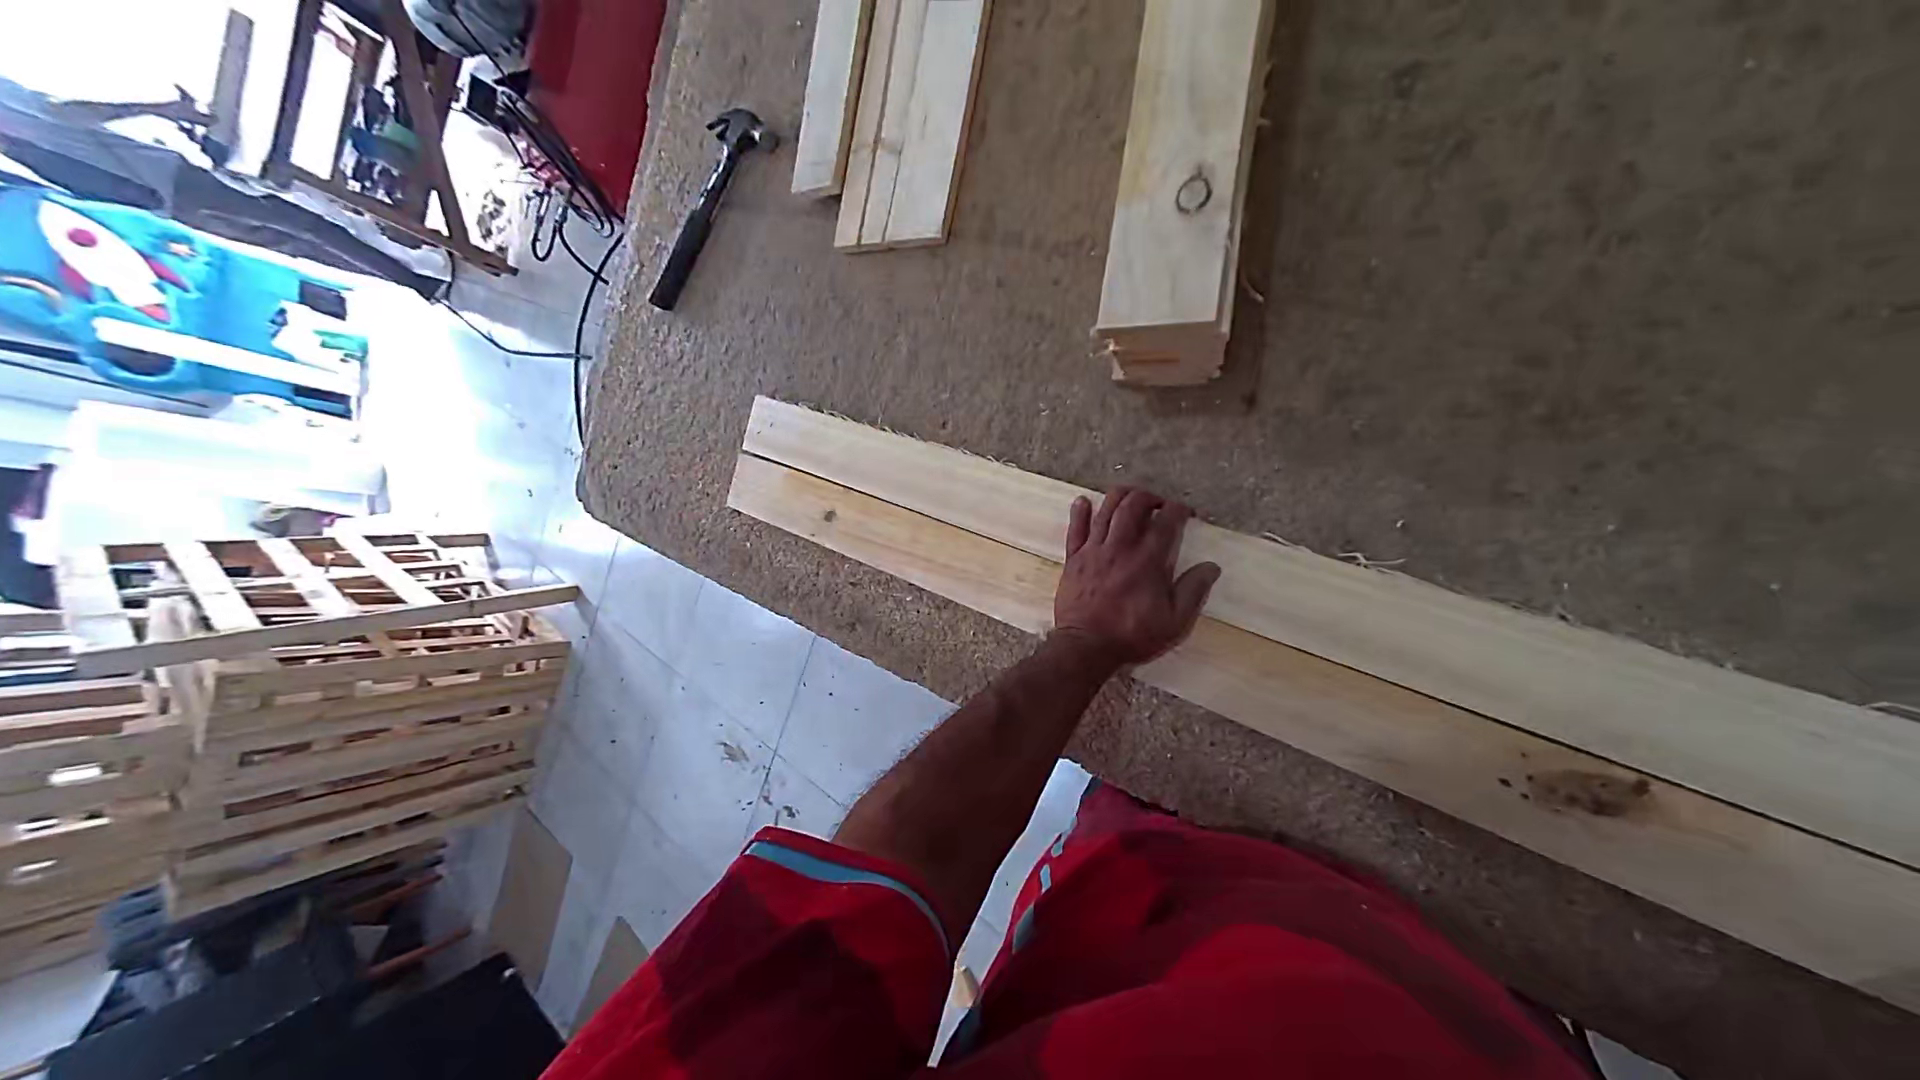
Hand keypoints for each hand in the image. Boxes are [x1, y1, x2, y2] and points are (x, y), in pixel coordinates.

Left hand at [1053, 487, 1221, 665]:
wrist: (1086, 646)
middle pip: (1133, 505)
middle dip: (1149, 496)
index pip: (1166, 522)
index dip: (1179, 510)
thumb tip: (1211, 567)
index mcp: (1147, 561)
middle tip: (1158, 503)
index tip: (1186, 512)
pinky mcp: (1073, 559)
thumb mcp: (1174, 622)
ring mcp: (1093, 551)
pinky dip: (1080, 512)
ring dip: (1119, 497)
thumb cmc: (1132, 636)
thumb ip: (1193, 591)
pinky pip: (1075, 529)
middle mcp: (1120, 548)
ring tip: (1130, 496)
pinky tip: (1083, 502)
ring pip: (1105, 510)